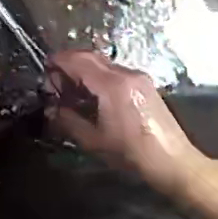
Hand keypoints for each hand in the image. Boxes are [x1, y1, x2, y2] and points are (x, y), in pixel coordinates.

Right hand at [48, 51, 208, 193]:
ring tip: (71, 93)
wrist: (172, 161)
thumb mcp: (94, 141)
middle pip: (90, 57)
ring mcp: (138, 77)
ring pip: (103, 64)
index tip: (44, 73)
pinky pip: (115, 72)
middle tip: (55, 84)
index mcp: (112, 85)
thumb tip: (52, 109)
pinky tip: (92, 97)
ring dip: (83, 71)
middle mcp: (126, 74)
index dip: (58, 63)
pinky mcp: (145, 85)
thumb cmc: (132, 153)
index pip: (78, 61)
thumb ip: (68, 121)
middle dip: (69, 65)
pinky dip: (98, 77)